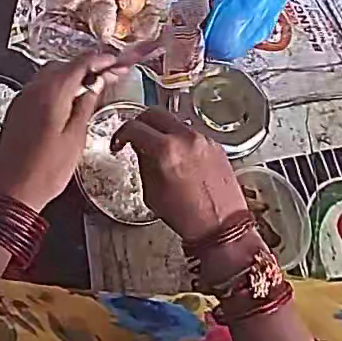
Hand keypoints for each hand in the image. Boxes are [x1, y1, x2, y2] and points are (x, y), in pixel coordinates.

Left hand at [0, 52, 129, 210]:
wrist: (11, 192)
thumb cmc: (44, 172)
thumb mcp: (76, 138)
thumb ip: (86, 106)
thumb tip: (96, 86)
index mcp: (51, 92)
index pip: (80, 62)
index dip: (101, 60)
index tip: (115, 62)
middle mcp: (33, 90)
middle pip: (64, 65)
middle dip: (87, 66)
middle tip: (108, 75)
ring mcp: (22, 99)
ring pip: (51, 75)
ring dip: (72, 76)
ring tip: (92, 87)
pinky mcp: (17, 110)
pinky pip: (40, 88)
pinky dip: (58, 87)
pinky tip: (70, 101)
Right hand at [109, 108, 246, 240]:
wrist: (222, 227)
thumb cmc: (188, 216)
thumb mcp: (152, 192)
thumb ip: (143, 164)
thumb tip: (140, 148)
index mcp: (166, 150)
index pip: (134, 127)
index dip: (121, 134)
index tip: (119, 142)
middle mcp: (186, 138)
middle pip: (154, 113)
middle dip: (140, 123)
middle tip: (135, 136)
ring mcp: (203, 139)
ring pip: (174, 121)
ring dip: (161, 130)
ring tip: (157, 148)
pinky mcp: (215, 145)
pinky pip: (191, 133)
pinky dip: (179, 139)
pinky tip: (178, 156)